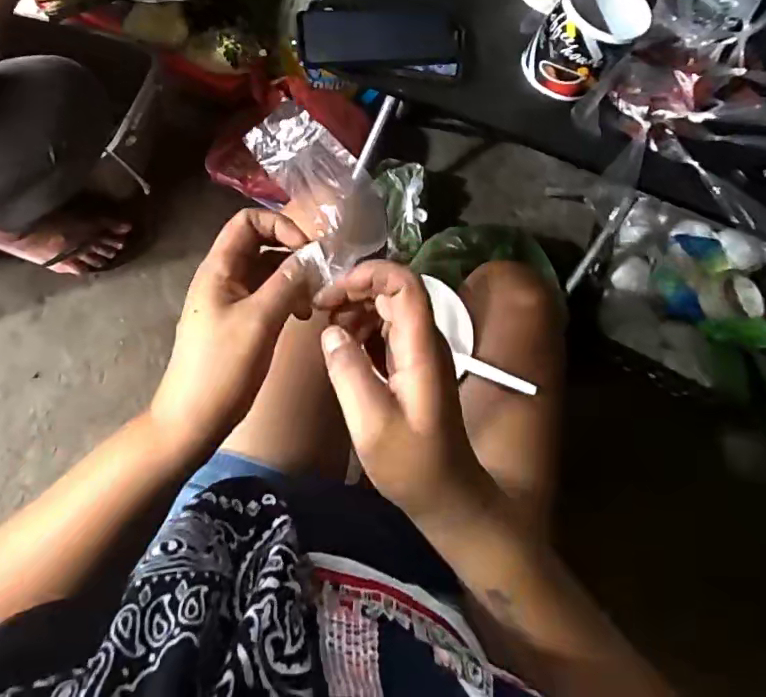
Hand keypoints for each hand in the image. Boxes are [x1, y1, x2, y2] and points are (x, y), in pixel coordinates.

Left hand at [148, 210, 313, 457]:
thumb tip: (312, 255)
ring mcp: (232, 300)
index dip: (279, 225)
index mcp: (218, 270)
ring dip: (294, 277)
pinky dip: (288, 296)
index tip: (306, 249)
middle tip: (320, 272)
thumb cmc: (221, 368)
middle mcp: (224, 278)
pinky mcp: (241, 320)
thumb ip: (286, 283)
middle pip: (261, 243)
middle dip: (292, 252)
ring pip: (268, 270)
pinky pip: (269, 294)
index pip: (247, 221)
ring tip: (312, 300)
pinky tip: (302, 315)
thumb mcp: (258, 320)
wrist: (191, 422)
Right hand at [316, 262, 502, 532]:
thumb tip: (330, 332)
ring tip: (324, 327)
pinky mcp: (413, 365)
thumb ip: (349, 372)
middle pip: (394, 291)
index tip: (332, 292)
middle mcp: (425, 340)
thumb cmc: (411, 464)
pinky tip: (340, 345)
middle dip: (355, 289)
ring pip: (389, 309)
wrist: (447, 492)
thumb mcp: (371, 424)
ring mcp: (421, 351)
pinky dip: (362, 329)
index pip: (405, 284)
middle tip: (318, 309)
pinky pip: (387, 331)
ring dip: (356, 309)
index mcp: (421, 347)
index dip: (370, 274)